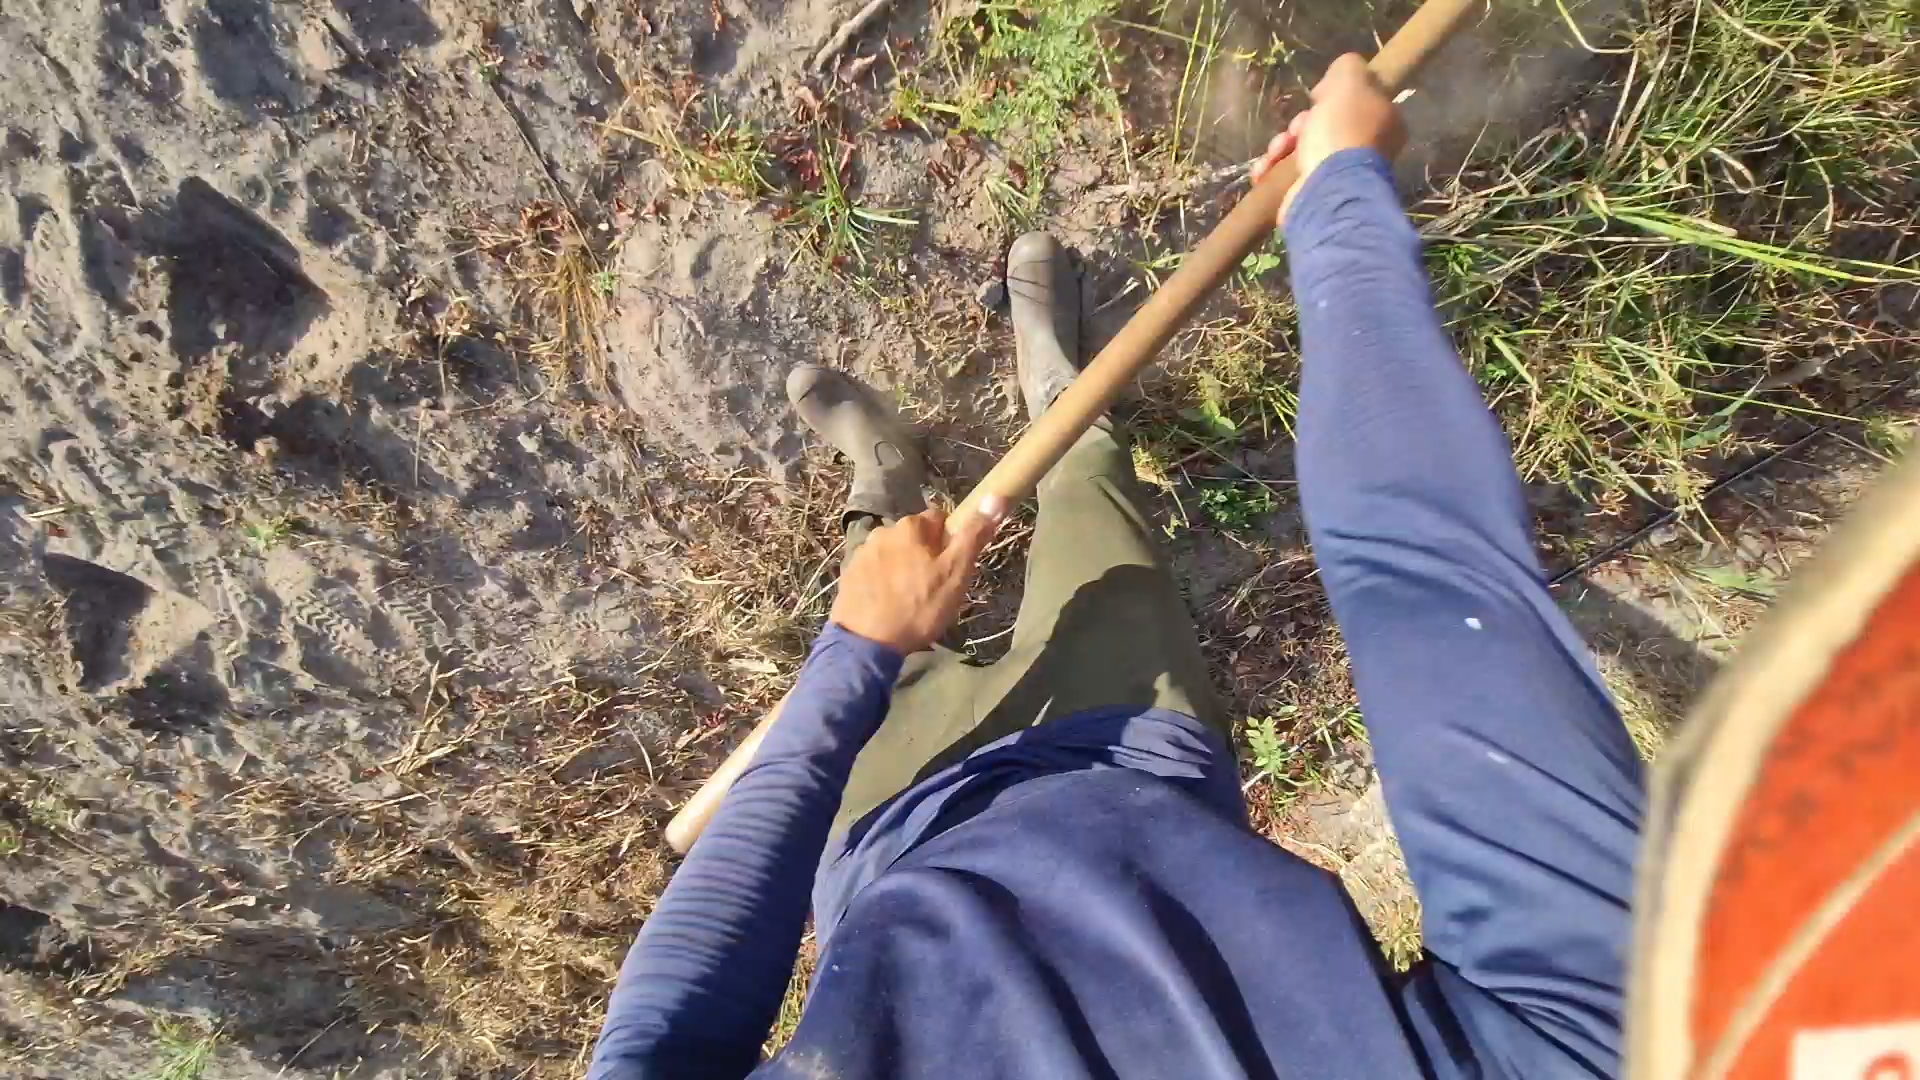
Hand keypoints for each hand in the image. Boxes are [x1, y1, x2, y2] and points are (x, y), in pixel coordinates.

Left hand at [830, 496, 1008, 653]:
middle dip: (926, 555)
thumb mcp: (956, 573)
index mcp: (911, 526)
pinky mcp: (849, 575)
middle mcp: (883, 530)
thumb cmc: (919, 606)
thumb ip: (974, 535)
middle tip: (934, 587)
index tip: (953, 567)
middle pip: (915, 537)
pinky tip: (889, 604)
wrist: (866, 641)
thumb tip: (995, 497)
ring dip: (903, 568)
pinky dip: (884, 582)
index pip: (940, 519)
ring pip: (894, 554)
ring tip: (910, 600)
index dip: (951, 541)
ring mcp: (862, 552)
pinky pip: (875, 571)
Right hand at [1250, 53, 1406, 222]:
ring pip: (1300, 150)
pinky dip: (1271, 170)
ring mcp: (1335, 176)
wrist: (1324, 191)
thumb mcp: (1349, 82)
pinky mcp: (1309, 196)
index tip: (1316, 99)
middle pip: (1322, 126)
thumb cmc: (1341, 133)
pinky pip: (1285, 176)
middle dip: (1299, 125)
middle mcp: (1363, 150)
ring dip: (1280, 147)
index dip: (1330, 97)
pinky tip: (1263, 170)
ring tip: (1276, 152)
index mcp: (1383, 122)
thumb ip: (1346, 67)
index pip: (1354, 101)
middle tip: (1295, 130)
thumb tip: (1331, 83)